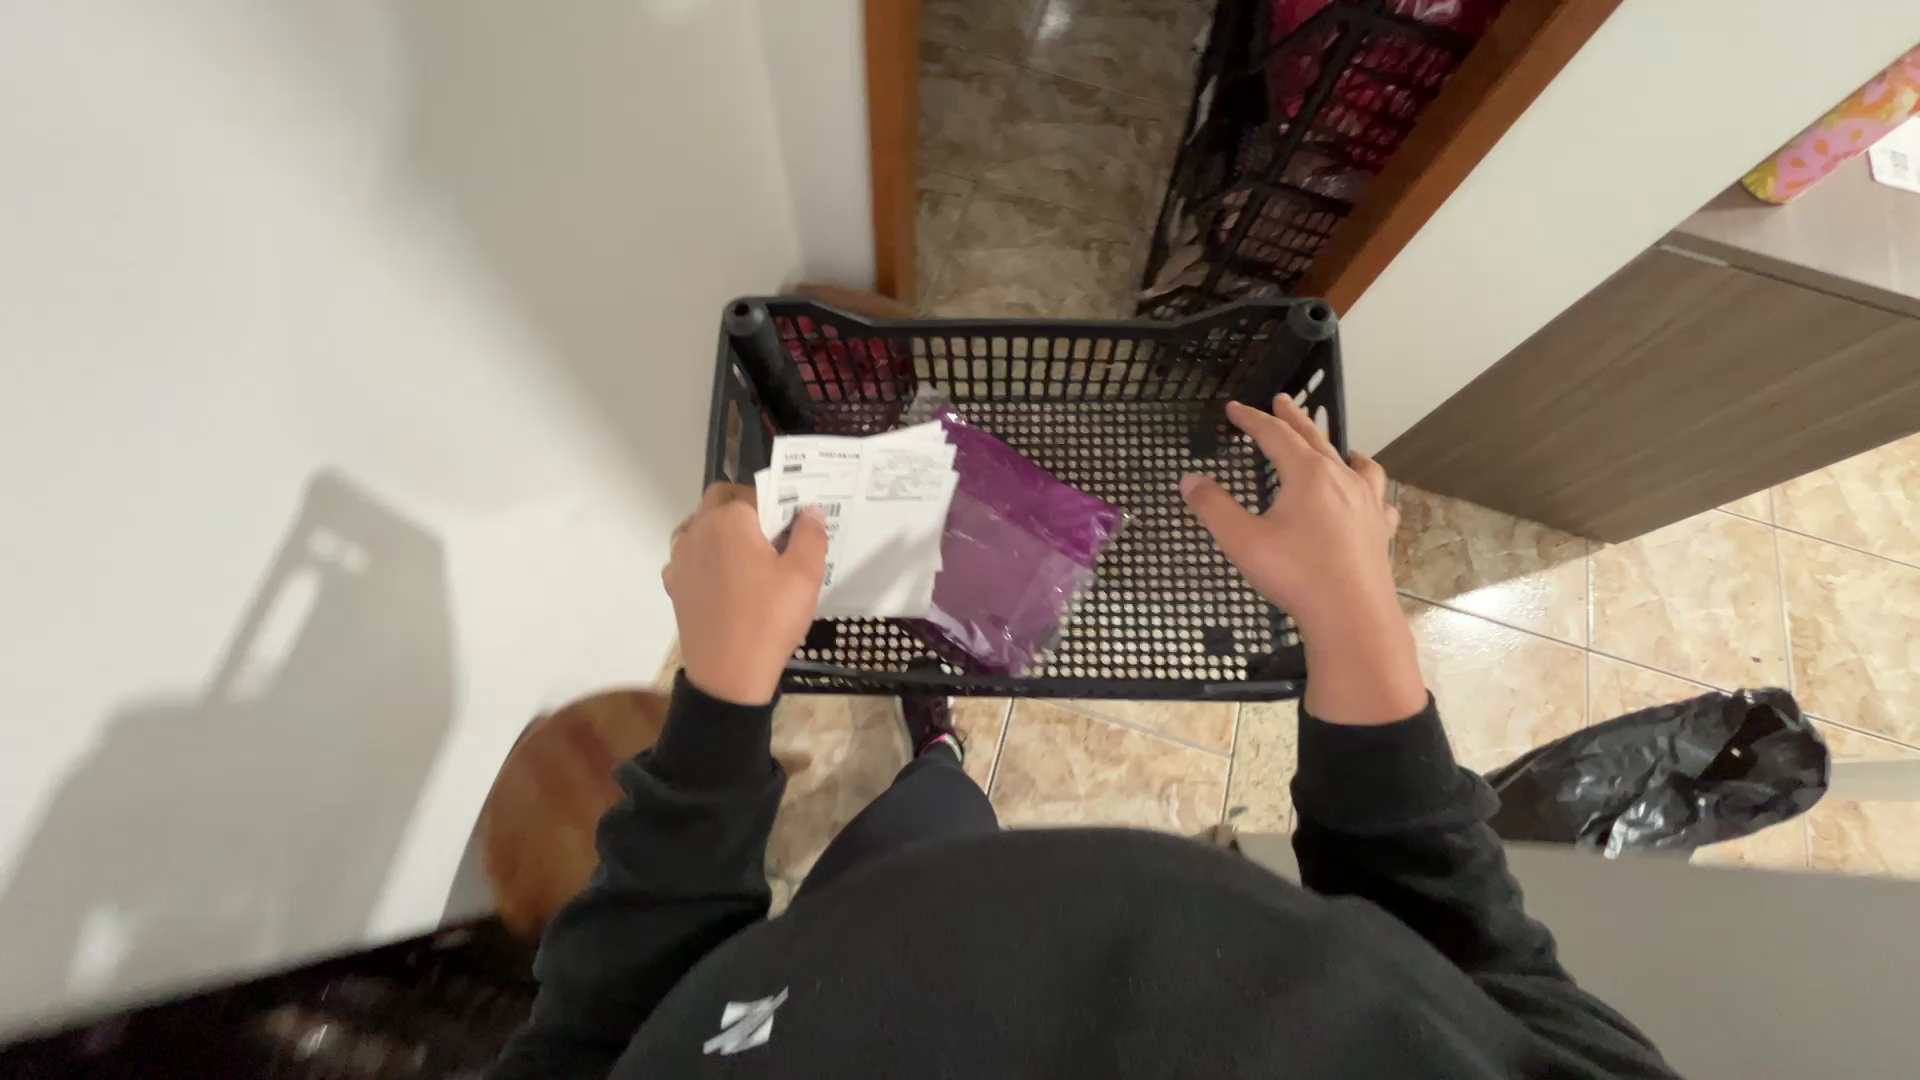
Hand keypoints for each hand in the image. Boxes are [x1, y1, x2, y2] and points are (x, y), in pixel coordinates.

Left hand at [663, 483, 826, 705]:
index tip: (795, 523)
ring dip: (723, 528)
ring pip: (700, 525)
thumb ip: (810, 535)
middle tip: (774, 534)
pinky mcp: (675, 584)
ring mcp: (680, 558)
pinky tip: (728, 579)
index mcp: (729, 521)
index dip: (779, 501)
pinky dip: (707, 556)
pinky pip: (690, 555)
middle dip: (747, 506)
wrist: (729, 675)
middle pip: (720, 499)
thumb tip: (808, 511)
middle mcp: (697, 531)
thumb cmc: (770, 619)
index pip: (756, 491)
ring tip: (750, 556)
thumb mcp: (805, 575)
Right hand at [1181, 396, 1425, 725]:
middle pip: (1315, 439)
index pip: (1275, 435)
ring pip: (1354, 463)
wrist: (1351, 615)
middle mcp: (1341, 479)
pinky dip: (1368, 487)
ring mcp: (1366, 503)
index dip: (1252, 419)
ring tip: (1336, 445)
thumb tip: (1188, 479)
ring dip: (1338, 448)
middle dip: (1293, 419)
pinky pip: (1377, 498)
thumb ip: (1212, 506)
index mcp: (1307, 475)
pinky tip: (1368, 496)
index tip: (1234, 408)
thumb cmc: (1294, 574)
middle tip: (1282, 401)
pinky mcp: (1379, 529)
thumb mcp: (1241, 540)